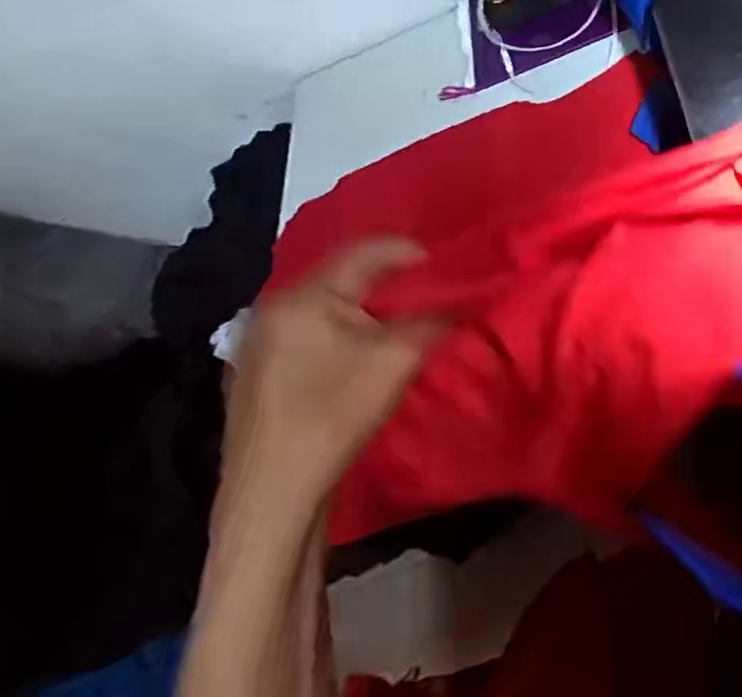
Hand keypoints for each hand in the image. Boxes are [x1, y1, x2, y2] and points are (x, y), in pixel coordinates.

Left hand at [224, 238, 445, 507]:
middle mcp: (277, 308)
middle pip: (353, 274)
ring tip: (422, 318)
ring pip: (342, 302)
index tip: (459, 269)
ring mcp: (267, 339)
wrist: (274, 492)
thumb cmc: (335, 414)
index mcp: (302, 297)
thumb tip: (474, 294)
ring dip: (385, 305)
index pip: (369, 250)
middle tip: (446, 293)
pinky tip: (382, 348)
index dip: (419, 253)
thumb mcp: (400, 357)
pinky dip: (362, 327)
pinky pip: (326, 326)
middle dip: (405, 280)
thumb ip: (440, 315)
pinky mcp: (270, 366)